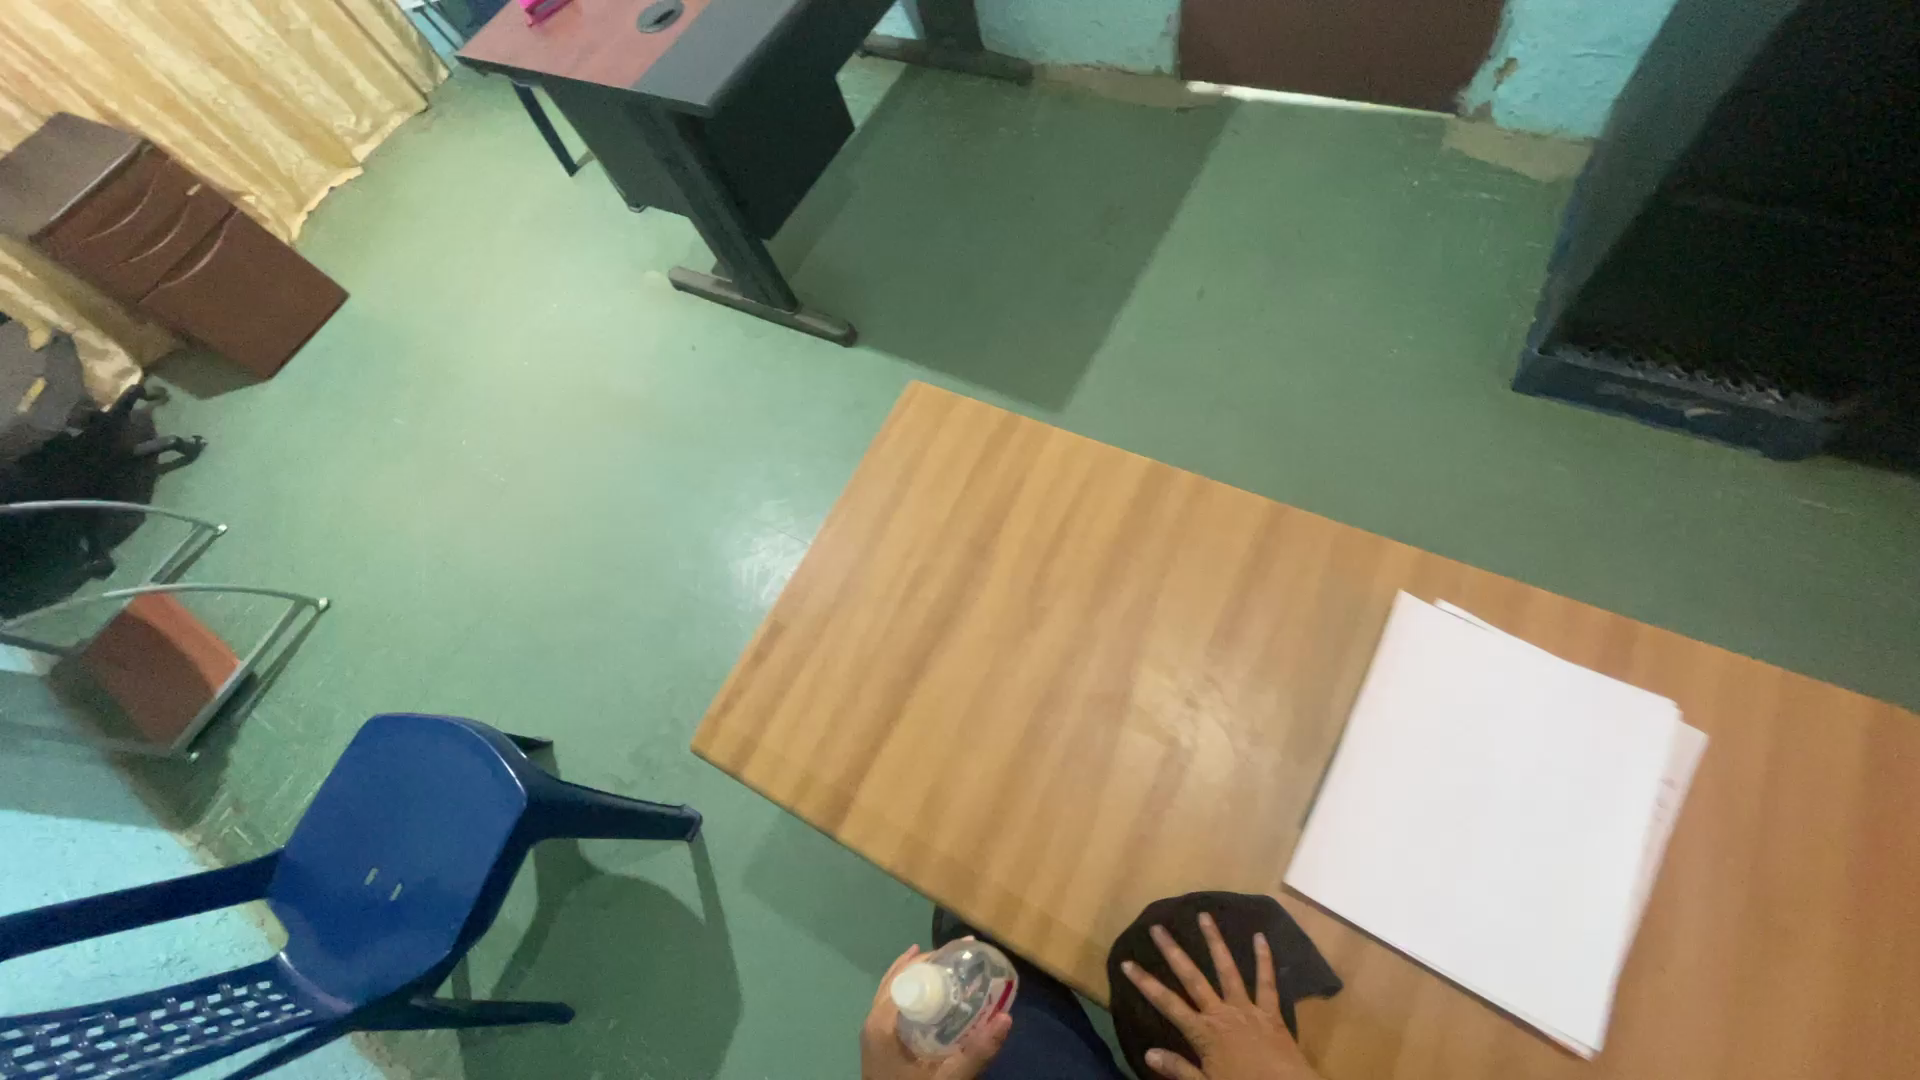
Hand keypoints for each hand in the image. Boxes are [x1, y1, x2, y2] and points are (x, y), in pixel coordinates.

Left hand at [861, 945, 1012, 1079]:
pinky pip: (893, 1001)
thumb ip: (975, 1051)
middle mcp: (873, 1018)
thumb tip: (1007, 1017)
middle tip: (963, 954)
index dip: (936, 959)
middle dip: (932, 962)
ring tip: (950, 963)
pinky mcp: (878, 1039)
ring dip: (921, 973)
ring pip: (896, 987)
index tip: (964, 950)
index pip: (909, 976)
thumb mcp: (948, 1078)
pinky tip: (926, 985)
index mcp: (883, 1021)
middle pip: (902, 976)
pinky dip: (910, 987)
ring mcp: (873, 1029)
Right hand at [1120, 914, 1320, 1079]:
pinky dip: (1264, 959)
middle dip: (1173, 952)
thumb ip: (1179, 1070)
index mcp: (1204, 1033)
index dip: (1146, 983)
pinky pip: (1267, 983)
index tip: (1127, 963)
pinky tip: (1260, 937)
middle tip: (1157, 928)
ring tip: (1204, 916)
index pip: (1168, 1004)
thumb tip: (1148, 1052)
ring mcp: (1247, 1009)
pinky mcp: (1271, 1013)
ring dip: (1214, 942)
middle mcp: (1221, 1013)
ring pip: (1226, 970)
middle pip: (1192, 978)